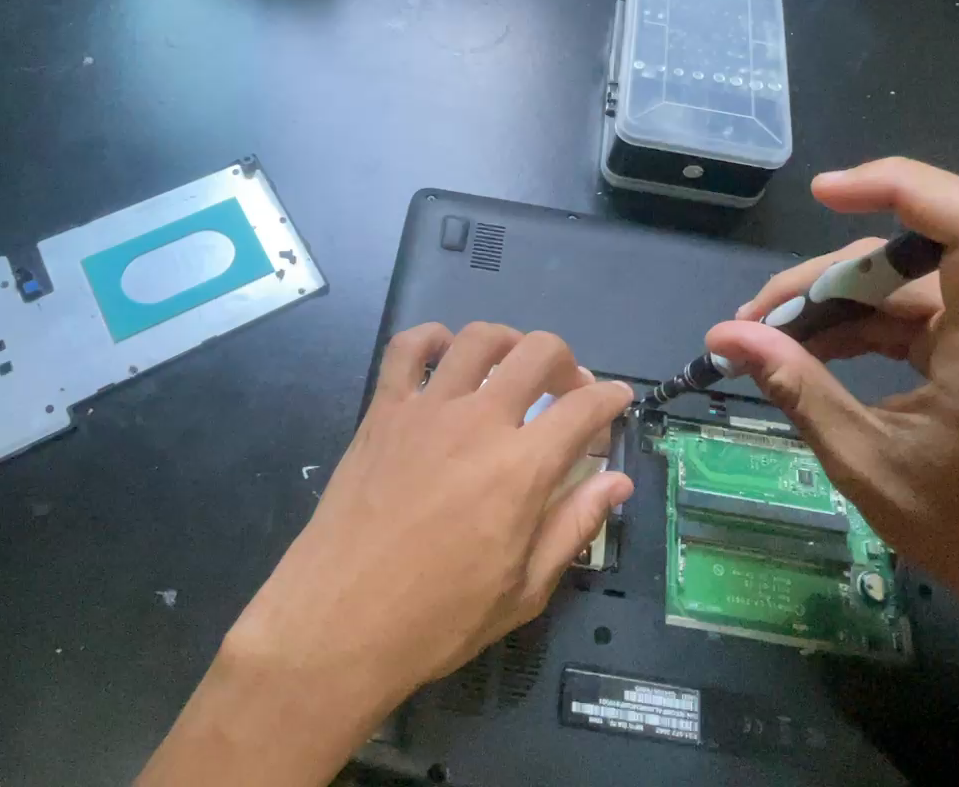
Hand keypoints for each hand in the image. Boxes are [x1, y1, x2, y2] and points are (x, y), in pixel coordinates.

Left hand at [225, 321, 633, 703]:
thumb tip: (617, 482)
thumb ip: (574, 526)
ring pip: (477, 339)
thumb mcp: (524, 590)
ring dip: (508, 342)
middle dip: (567, 361)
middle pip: (537, 353)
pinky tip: (445, 354)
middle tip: (567, 387)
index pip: (584, 408)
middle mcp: (479, 421)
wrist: (340, 621)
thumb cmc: (439, 617)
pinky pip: (407, 349)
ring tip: (512, 366)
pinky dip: (431, 338)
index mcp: (523, 467)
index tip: (618, 400)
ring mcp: (427, 409)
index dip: (611, 399)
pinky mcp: (383, 410)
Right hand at [708, 158, 958, 631]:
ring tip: (771, 344)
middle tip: (752, 326)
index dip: (900, 185)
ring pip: (904, 285)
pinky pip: (919, 313)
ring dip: (833, 308)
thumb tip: (727, 336)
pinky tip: (815, 353)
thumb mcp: (866, 463)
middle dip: (820, 284)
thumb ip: (796, 387)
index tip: (824, 192)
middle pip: (905, 260)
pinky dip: (863, 327)